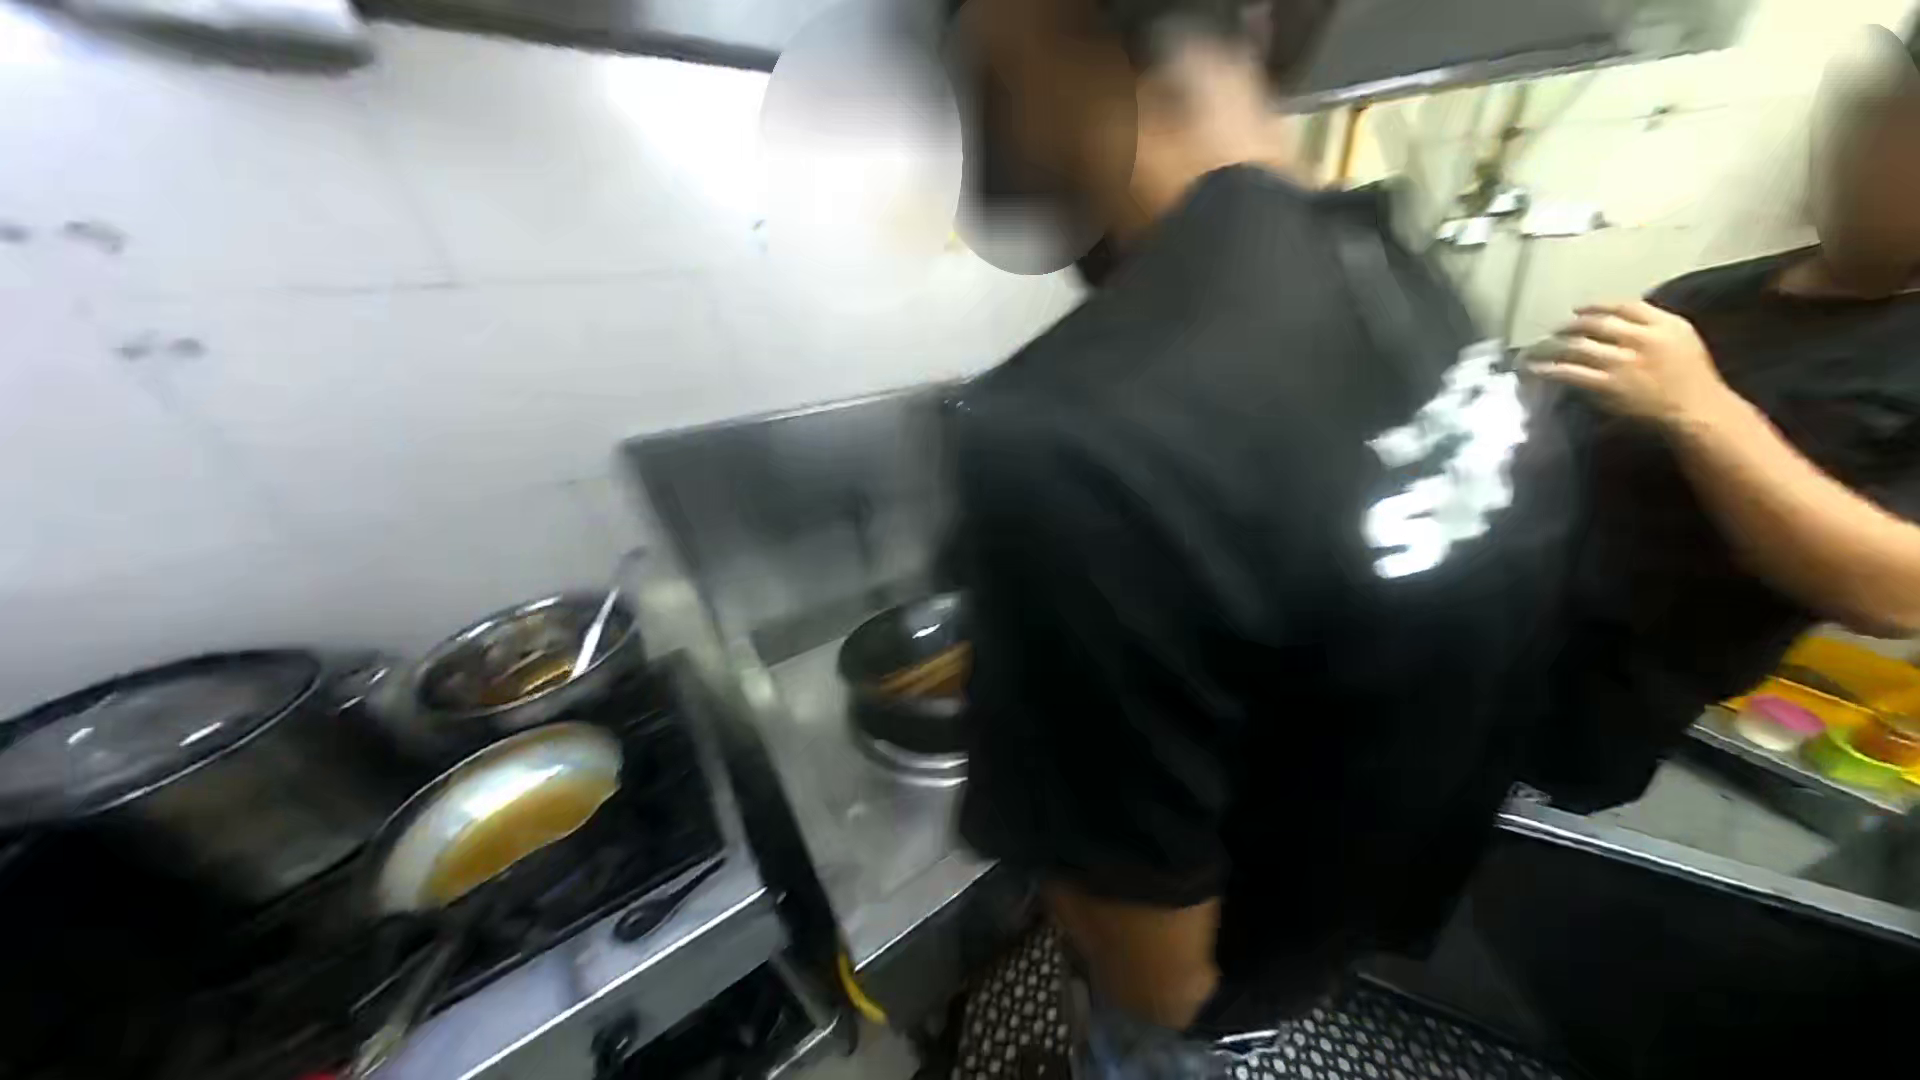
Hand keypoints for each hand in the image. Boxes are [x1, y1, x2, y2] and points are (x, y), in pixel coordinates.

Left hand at [1529, 300, 1738, 428]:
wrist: (1696, 406)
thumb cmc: (1689, 374)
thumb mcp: (1680, 339)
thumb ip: (1651, 326)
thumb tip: (1615, 318)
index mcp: (1666, 325)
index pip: (1625, 306)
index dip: (1595, 306)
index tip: (1576, 309)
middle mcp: (1643, 339)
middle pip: (1594, 325)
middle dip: (1567, 327)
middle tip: (1551, 332)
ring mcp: (1623, 362)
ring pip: (1576, 346)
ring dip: (1549, 347)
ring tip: (1535, 350)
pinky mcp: (1608, 384)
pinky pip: (1569, 372)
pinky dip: (1547, 369)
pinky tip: (1534, 369)